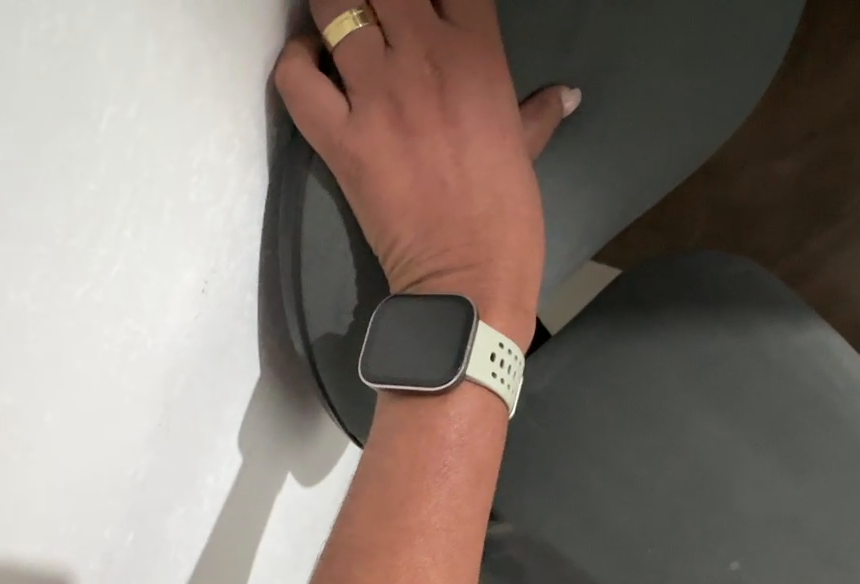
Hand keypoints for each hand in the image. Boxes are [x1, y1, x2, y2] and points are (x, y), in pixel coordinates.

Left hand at [275, 0, 580, 348]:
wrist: (469, 280)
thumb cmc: (507, 220)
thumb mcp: (527, 153)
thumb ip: (536, 113)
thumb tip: (565, 94)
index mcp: (477, 53)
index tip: (420, 13)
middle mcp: (423, 57)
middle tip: (374, 22)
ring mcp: (376, 95)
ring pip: (333, 9)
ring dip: (331, 14)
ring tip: (336, 34)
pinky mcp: (339, 137)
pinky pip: (295, 75)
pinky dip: (295, 62)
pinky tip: (312, 69)